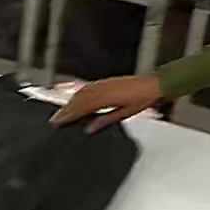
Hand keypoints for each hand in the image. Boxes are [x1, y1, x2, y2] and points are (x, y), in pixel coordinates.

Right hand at [49, 74, 163, 131]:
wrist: (155, 84)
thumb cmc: (144, 98)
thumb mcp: (125, 113)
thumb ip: (105, 120)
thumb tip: (90, 128)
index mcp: (106, 97)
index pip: (81, 107)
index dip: (67, 115)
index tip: (56, 122)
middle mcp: (103, 88)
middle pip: (78, 99)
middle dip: (65, 109)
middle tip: (54, 119)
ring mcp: (105, 82)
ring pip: (82, 92)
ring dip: (71, 101)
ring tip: (62, 111)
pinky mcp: (108, 80)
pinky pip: (89, 86)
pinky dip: (79, 93)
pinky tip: (77, 98)